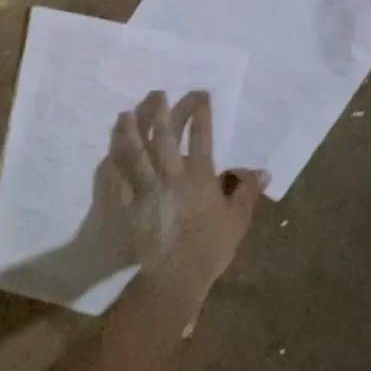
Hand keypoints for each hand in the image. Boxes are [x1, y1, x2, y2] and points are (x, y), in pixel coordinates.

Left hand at [101, 90, 267, 295]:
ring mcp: (147, 188)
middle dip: (161, 111)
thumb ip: (246, 192)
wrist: (175, 277)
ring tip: (126, 112)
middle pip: (164, 136)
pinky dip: (113, 160)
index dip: (201, 113)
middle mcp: (171, 176)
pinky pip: (117, 176)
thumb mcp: (236, 221)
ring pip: (135, 151)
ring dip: (130, 129)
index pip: (201, 137)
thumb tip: (260, 171)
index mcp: (200, 178)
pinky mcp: (128, 202)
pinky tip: (110, 150)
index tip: (200, 94)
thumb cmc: (210, 249)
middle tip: (158, 93)